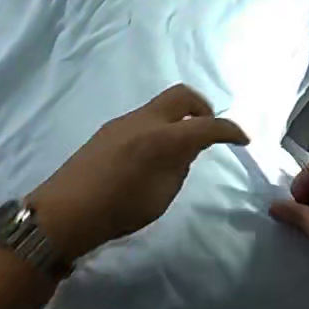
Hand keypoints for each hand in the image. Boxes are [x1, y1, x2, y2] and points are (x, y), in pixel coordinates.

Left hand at [28, 85, 249, 262]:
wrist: (65, 212)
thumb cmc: (119, 210)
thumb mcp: (162, 195)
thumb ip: (179, 167)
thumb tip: (184, 150)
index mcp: (163, 138)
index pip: (207, 126)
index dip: (230, 131)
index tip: (243, 139)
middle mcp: (144, 121)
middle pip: (183, 95)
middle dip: (203, 108)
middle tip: (209, 131)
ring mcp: (123, 122)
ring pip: (161, 106)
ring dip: (178, 118)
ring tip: (180, 148)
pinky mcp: (108, 130)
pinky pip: (143, 118)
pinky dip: (159, 127)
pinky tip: (152, 154)